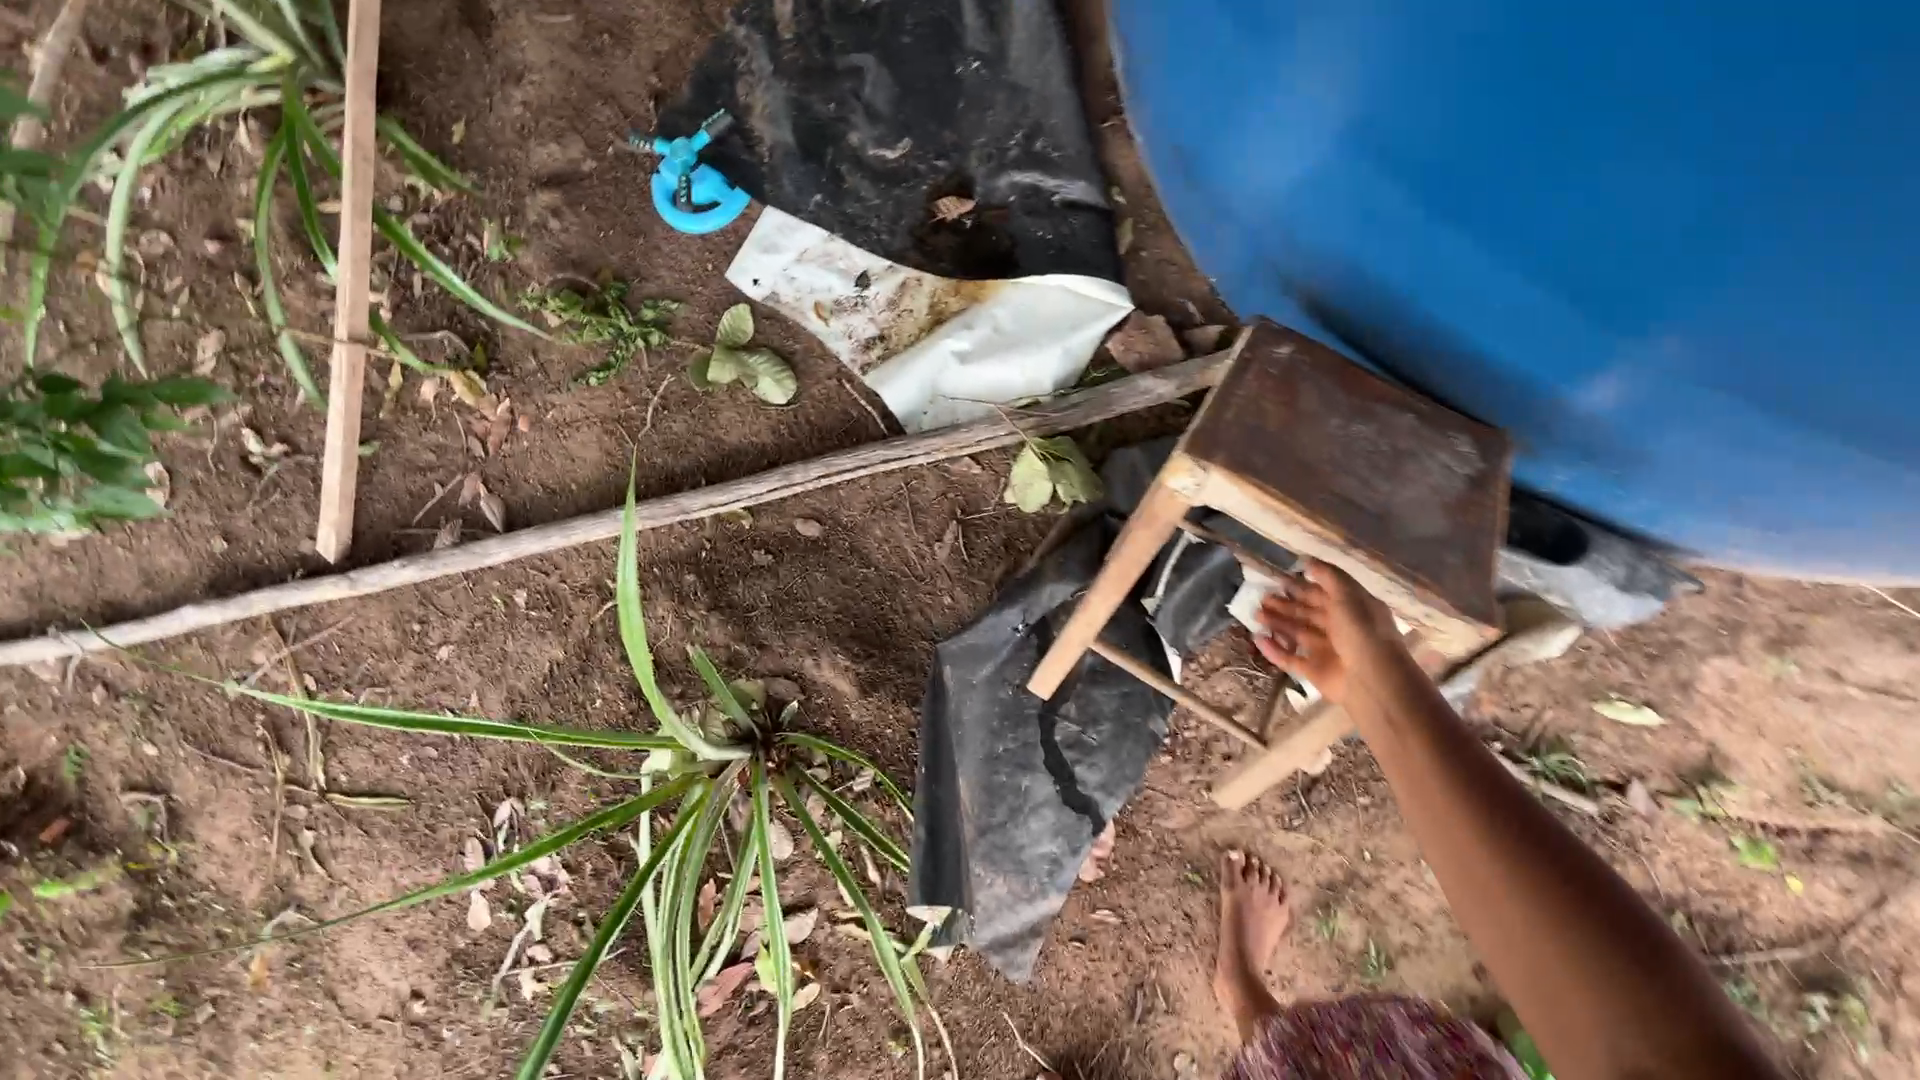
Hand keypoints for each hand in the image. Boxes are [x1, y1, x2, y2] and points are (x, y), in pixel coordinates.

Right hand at [1254, 558, 1406, 705]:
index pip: (1324, 594)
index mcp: (1352, 609)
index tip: (1279, 579)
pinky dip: (1274, 649)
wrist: (1371, 679)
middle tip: (1263, 597)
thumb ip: (1328, 576)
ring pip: (1297, 633)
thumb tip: (1307, 561)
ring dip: (1277, 622)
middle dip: (1285, 604)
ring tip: (1256, 614)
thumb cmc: (1362, 631)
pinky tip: (1258, 638)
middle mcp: (1340, 628)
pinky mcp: (1314, 671)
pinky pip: (1290, 658)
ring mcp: (1326, 651)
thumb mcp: (1348, 595)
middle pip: (1308, 613)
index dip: (1302, 586)